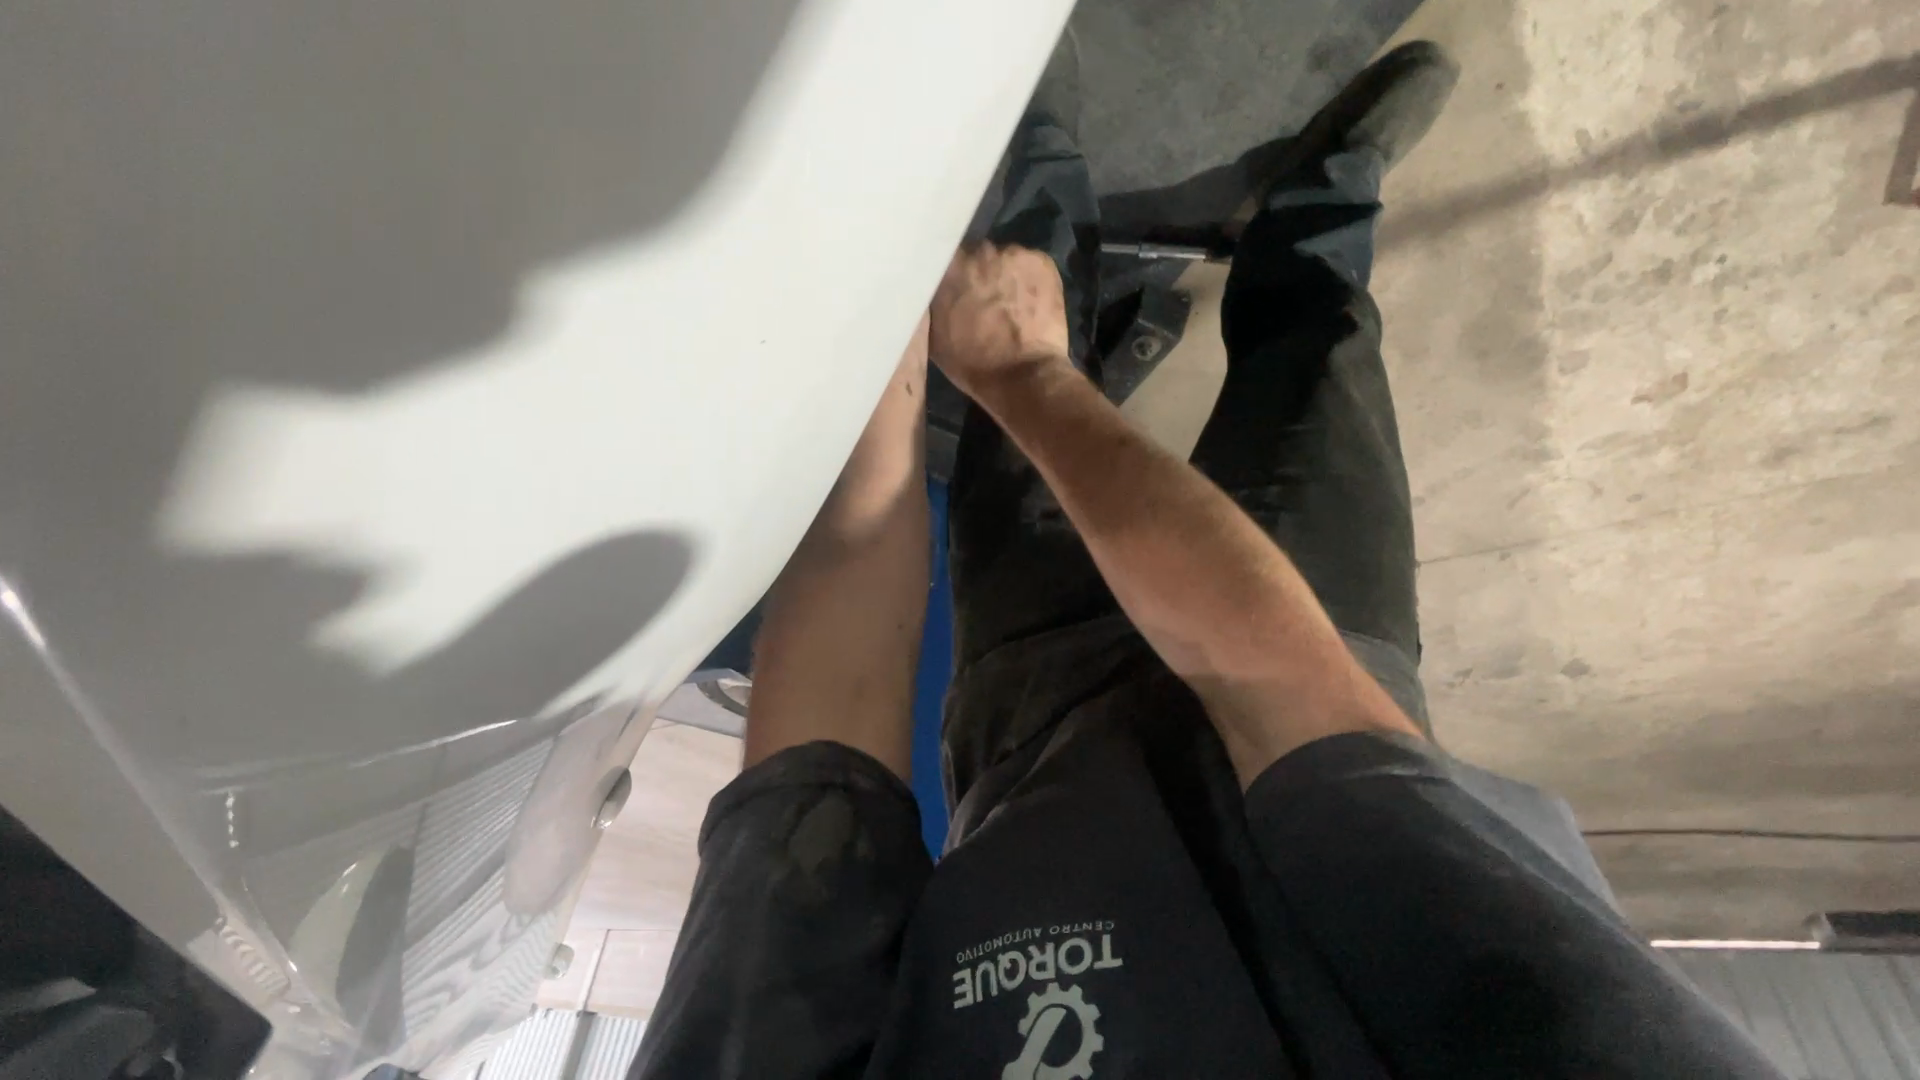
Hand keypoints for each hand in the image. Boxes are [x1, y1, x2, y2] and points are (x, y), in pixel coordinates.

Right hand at [929, 243, 1071, 401]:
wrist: (1024, 375)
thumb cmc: (973, 363)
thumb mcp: (934, 334)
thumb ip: (933, 301)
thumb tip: (936, 288)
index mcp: (949, 266)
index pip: (945, 255)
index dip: (952, 272)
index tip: (956, 288)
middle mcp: (980, 250)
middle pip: (978, 255)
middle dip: (980, 273)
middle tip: (985, 300)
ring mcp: (1015, 253)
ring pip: (1006, 260)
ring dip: (1005, 276)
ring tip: (1011, 304)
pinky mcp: (1043, 262)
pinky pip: (1030, 266)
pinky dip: (1028, 281)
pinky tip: (1029, 304)